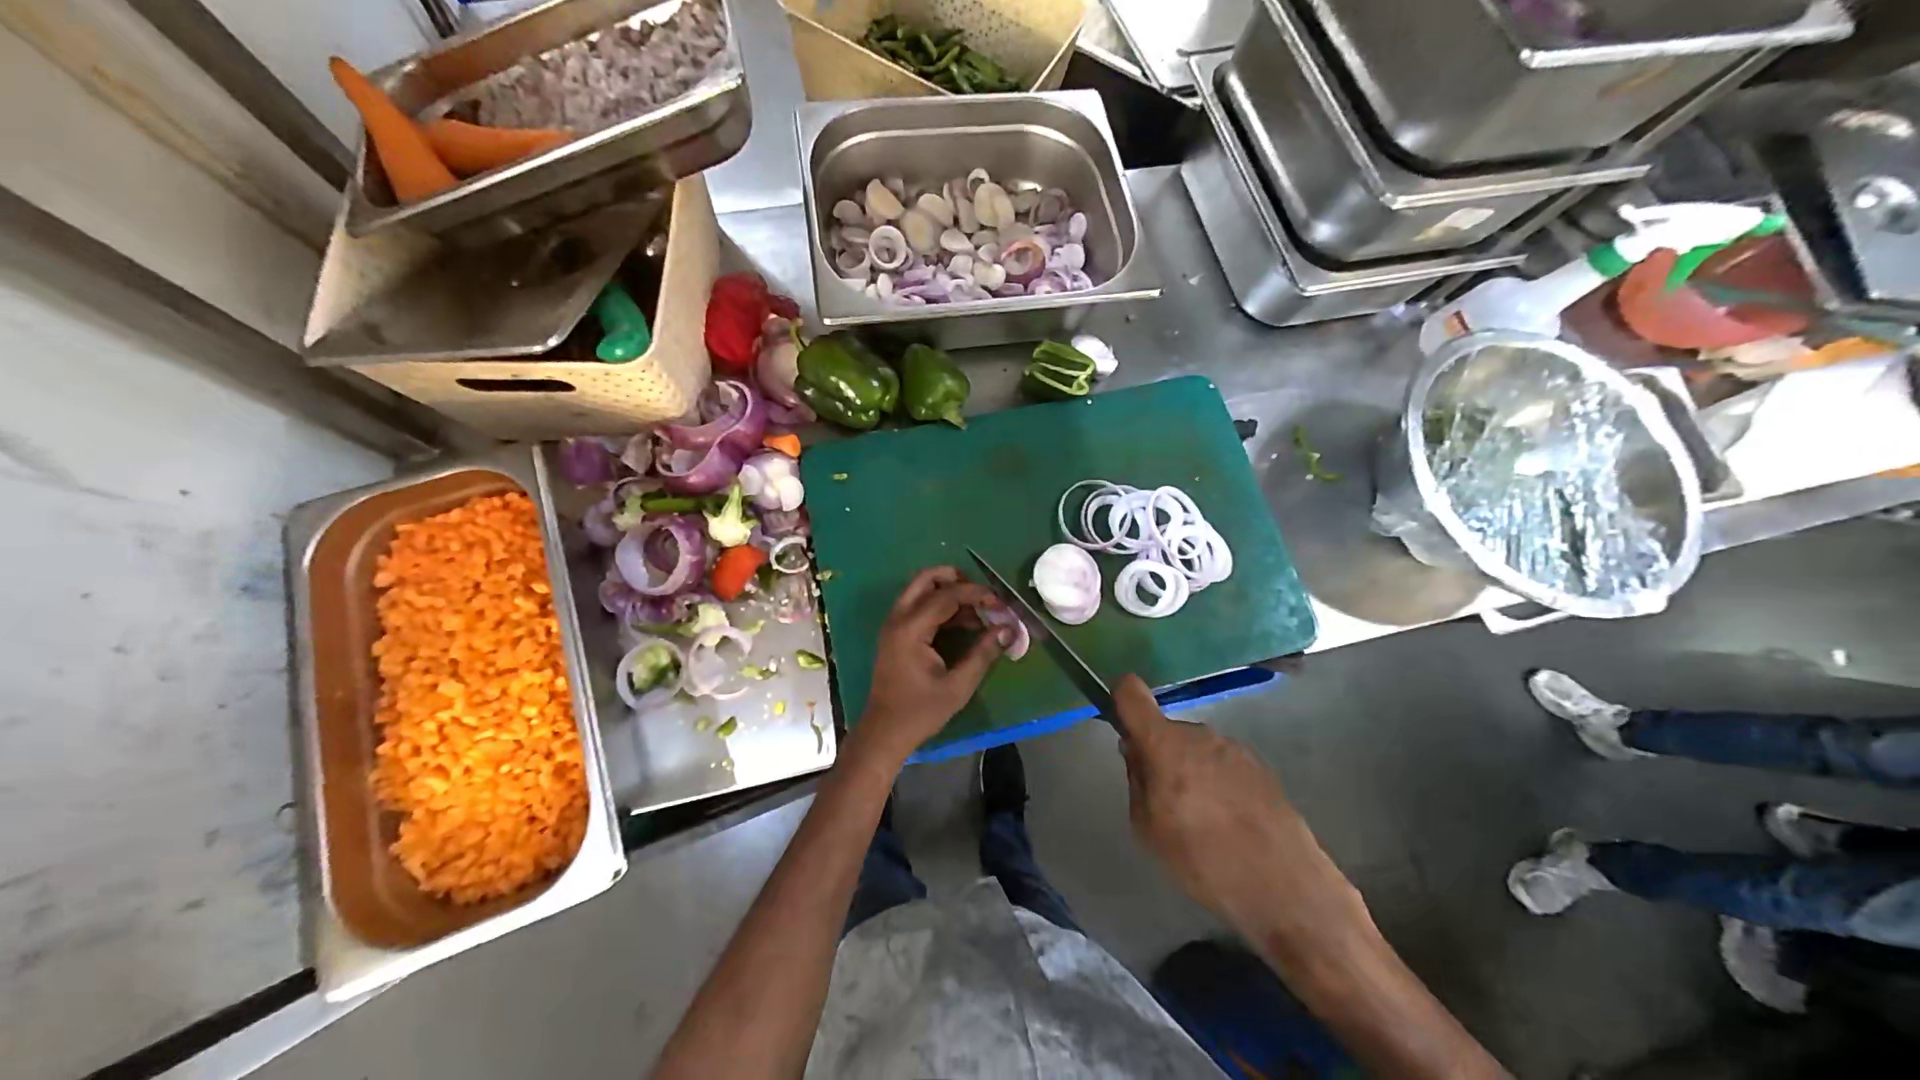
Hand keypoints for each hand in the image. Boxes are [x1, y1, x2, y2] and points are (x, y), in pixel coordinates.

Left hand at [852, 566, 1006, 767]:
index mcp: (910, 629)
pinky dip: (940, 606)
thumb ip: (983, 653)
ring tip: (979, 613)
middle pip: (926, 579)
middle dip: (957, 580)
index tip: (1002, 605)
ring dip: (949, 593)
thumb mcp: (958, 686)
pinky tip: (964, 623)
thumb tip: (1009, 629)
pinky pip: (918, 606)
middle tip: (984, 595)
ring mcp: (893, 624)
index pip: (946, 596)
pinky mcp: (896, 633)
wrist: (885, 732)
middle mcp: (898, 619)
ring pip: (921, 590)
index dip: (977, 595)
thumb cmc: (920, 712)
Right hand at [1111, 675, 1359, 932]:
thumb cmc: (1203, 860)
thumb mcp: (1147, 829)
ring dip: (1190, 771)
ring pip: (1196, 749)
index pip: (1131, 693)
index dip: (1120, 699)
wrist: (1285, 887)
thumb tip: (1136, 751)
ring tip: (1202, 821)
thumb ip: (1136, 780)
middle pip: (1166, 731)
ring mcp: (1234, 748)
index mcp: (1165, 744)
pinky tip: (1229, 824)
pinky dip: (1217, 783)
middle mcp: (1200, 734)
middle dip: (1159, 755)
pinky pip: (1222, 764)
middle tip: (1165, 802)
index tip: (1121, 726)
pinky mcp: (1261, 767)